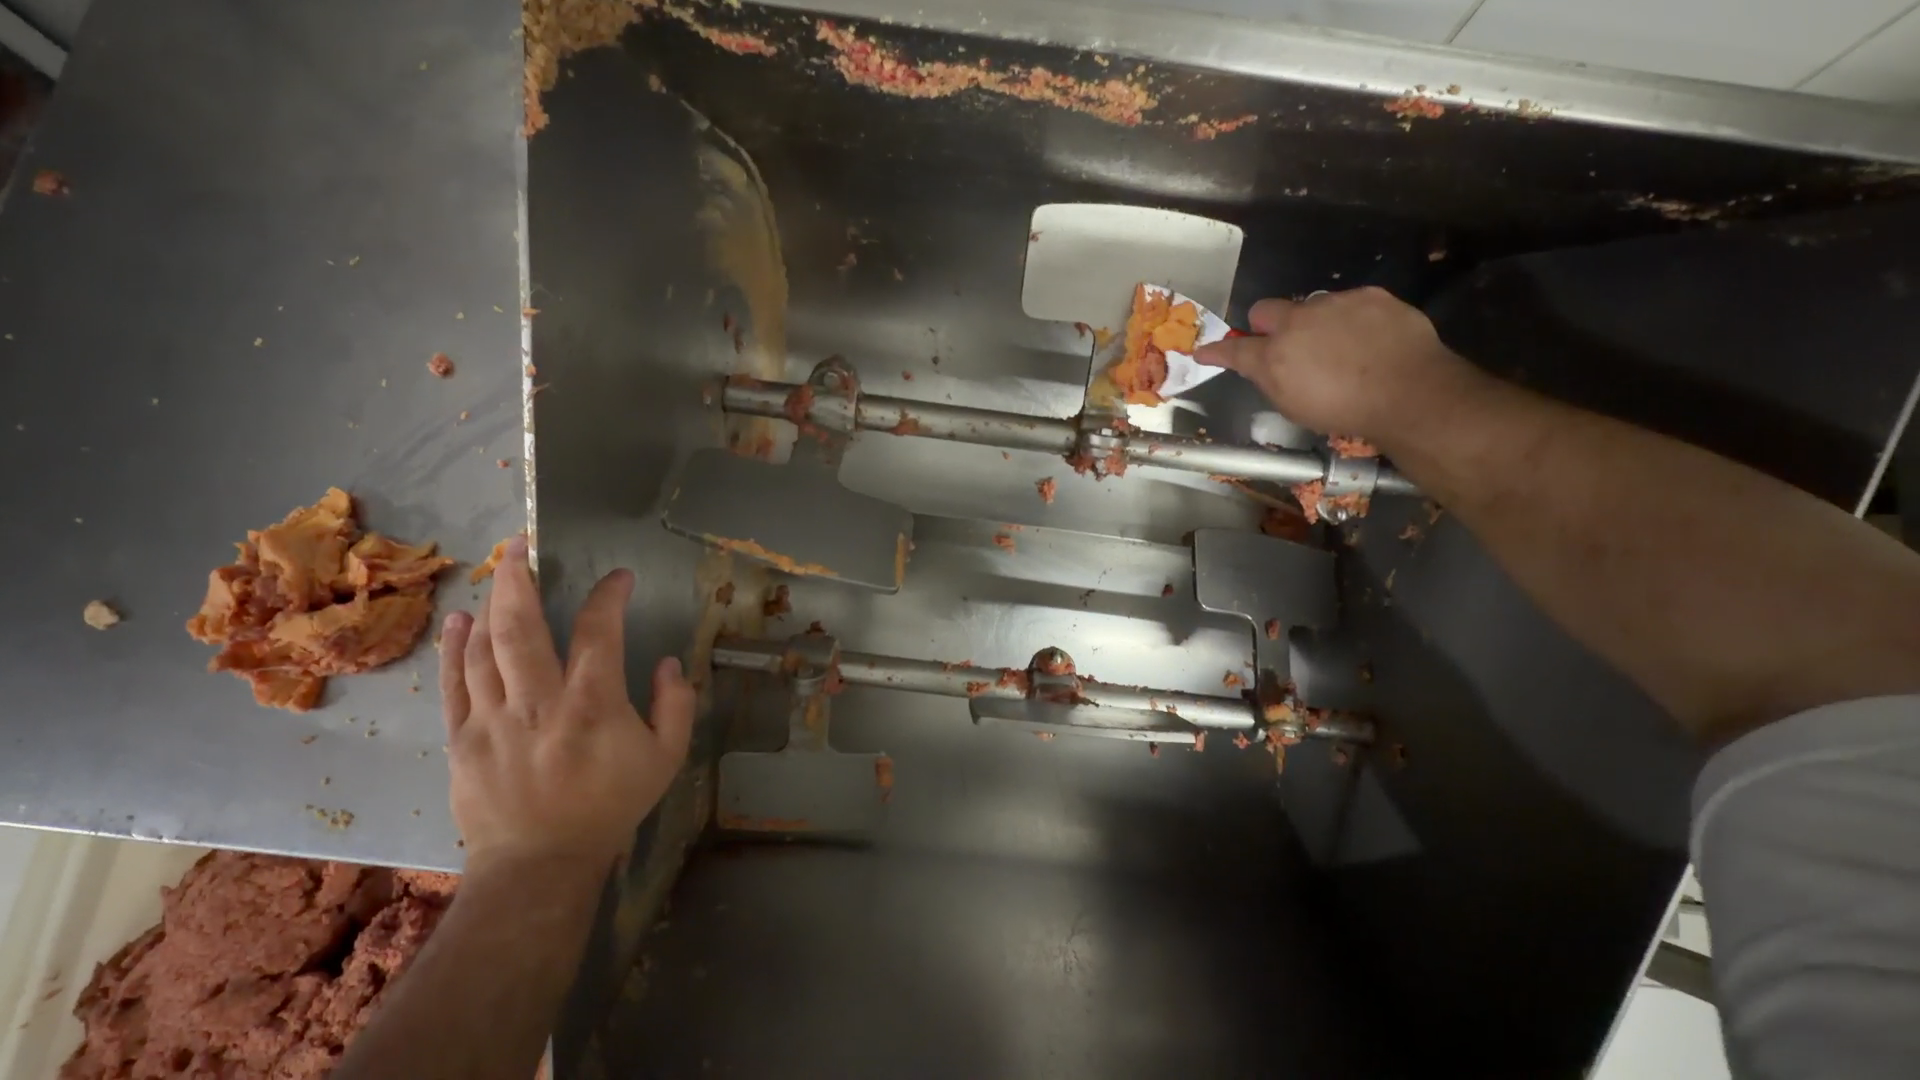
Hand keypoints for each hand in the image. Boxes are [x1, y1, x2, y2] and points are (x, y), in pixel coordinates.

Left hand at [438, 537, 695, 875]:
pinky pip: (454, 683)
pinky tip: (461, 619)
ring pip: (484, 646)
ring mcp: (493, 718)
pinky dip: (456, 646)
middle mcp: (539, 700)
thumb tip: (670, 663)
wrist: (539, 864)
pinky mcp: (462, 738)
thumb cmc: (610, 808)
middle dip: (522, 577)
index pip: (599, 630)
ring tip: (500, 574)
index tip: (620, 578)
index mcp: (593, 703)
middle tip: (522, 544)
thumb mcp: (666, 761)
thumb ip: (675, 707)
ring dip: (492, 604)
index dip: (610, 595)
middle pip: (523, 625)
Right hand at [1194, 286, 1478, 442]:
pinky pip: (1350, 303)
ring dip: (1314, 322)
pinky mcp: (1369, 295)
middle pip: (1265, 309)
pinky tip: (1369, 339)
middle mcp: (1297, 322)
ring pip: (1311, 306)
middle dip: (1267, 323)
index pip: (1234, 350)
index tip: (1204, 351)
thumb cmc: (1346, 412)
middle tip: (1284, 343)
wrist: (1409, 392)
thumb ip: (1273, 380)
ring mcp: (1334, 304)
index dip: (1217, 351)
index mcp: (1274, 357)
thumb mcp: (1296, 407)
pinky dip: (1352, 319)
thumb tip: (1264, 366)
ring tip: (1339, 346)